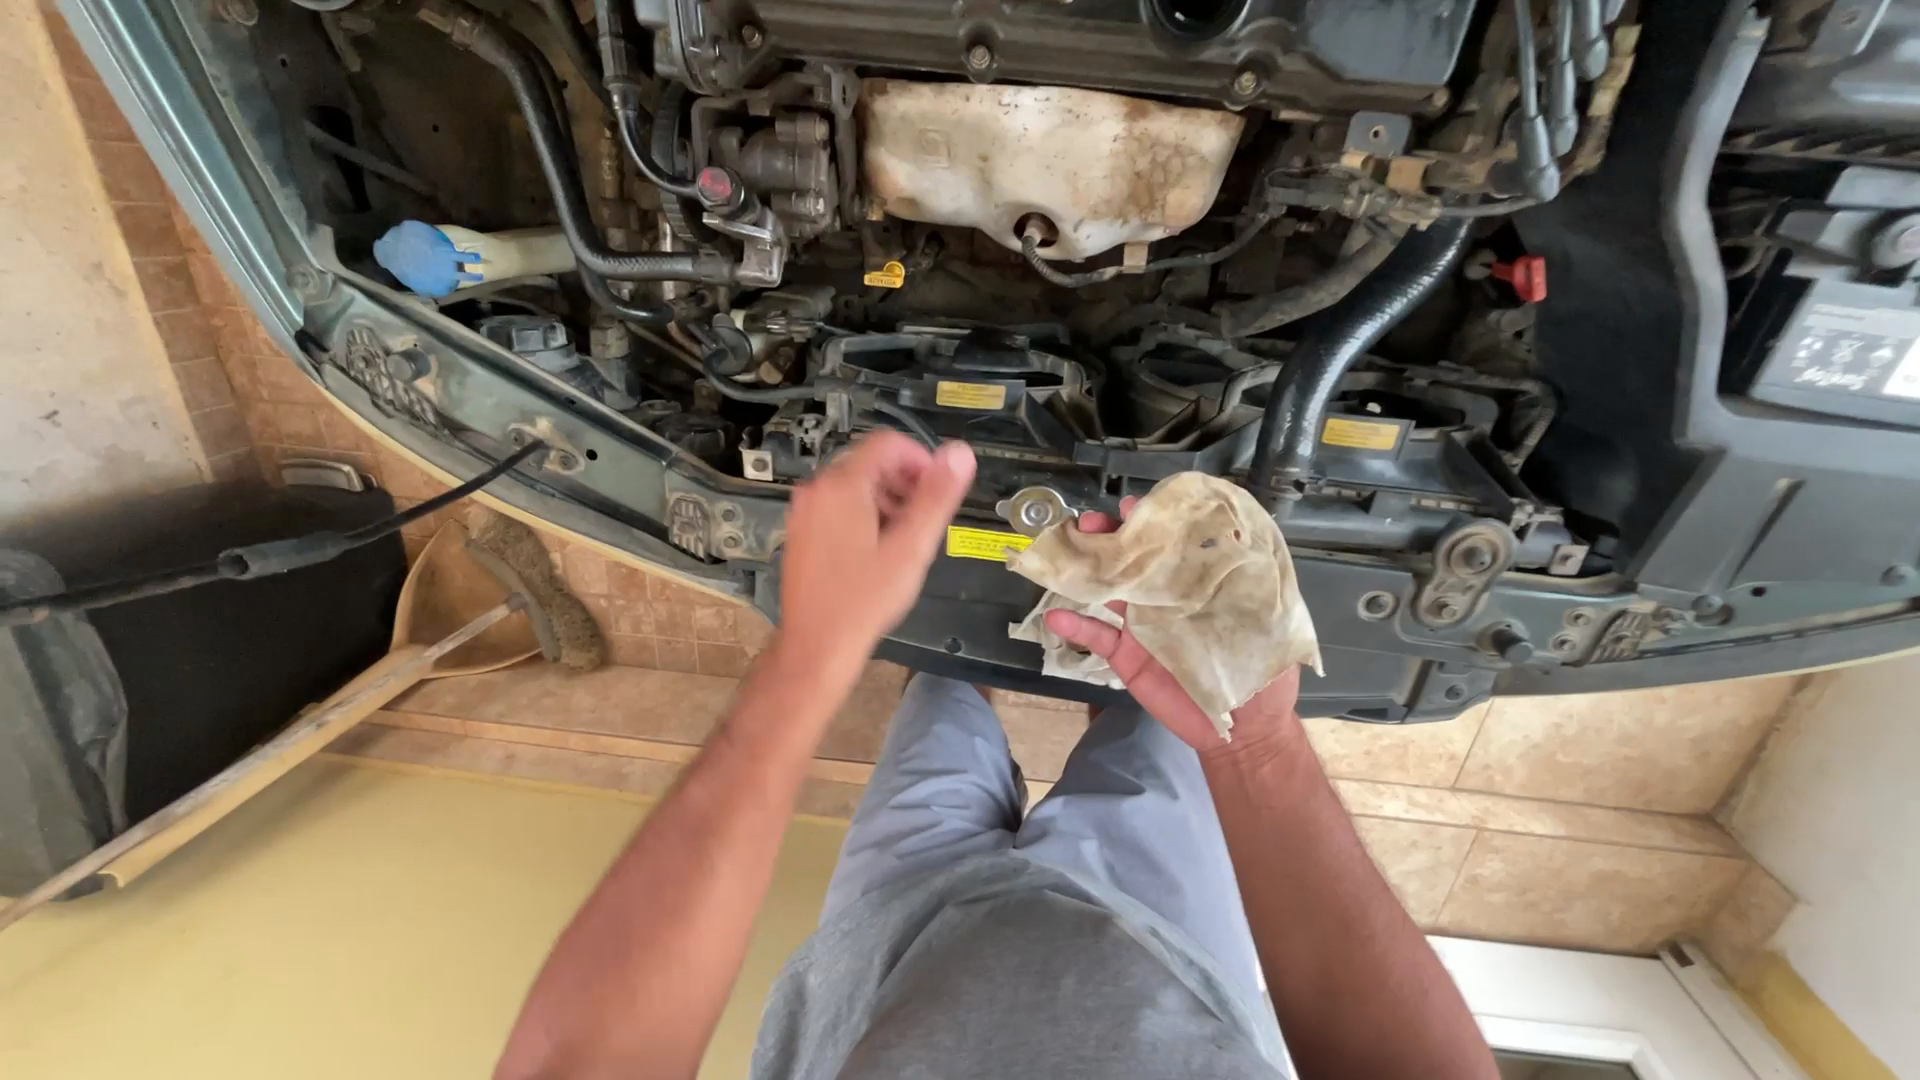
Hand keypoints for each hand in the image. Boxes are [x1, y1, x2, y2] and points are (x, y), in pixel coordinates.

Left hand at [779, 431, 974, 667]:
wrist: (817, 645)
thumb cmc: (863, 601)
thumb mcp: (911, 547)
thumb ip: (937, 497)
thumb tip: (960, 454)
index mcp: (842, 486)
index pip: (888, 443)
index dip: (921, 460)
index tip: (938, 488)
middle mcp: (817, 491)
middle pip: (870, 462)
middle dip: (905, 482)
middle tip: (926, 516)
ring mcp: (805, 512)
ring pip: (854, 486)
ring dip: (887, 499)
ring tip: (906, 536)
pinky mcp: (802, 533)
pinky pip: (838, 507)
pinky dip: (864, 515)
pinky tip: (880, 549)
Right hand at [1042, 499, 1302, 752]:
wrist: (1243, 731)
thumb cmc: (1260, 675)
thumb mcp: (1266, 623)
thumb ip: (1246, 588)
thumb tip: (1235, 545)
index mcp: (1201, 585)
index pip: (1175, 545)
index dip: (1156, 522)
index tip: (1139, 507)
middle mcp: (1168, 597)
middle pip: (1135, 560)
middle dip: (1111, 537)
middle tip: (1091, 522)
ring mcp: (1142, 624)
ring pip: (1110, 589)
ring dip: (1089, 569)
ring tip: (1068, 553)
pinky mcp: (1126, 655)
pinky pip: (1096, 637)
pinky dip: (1075, 625)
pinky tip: (1055, 615)